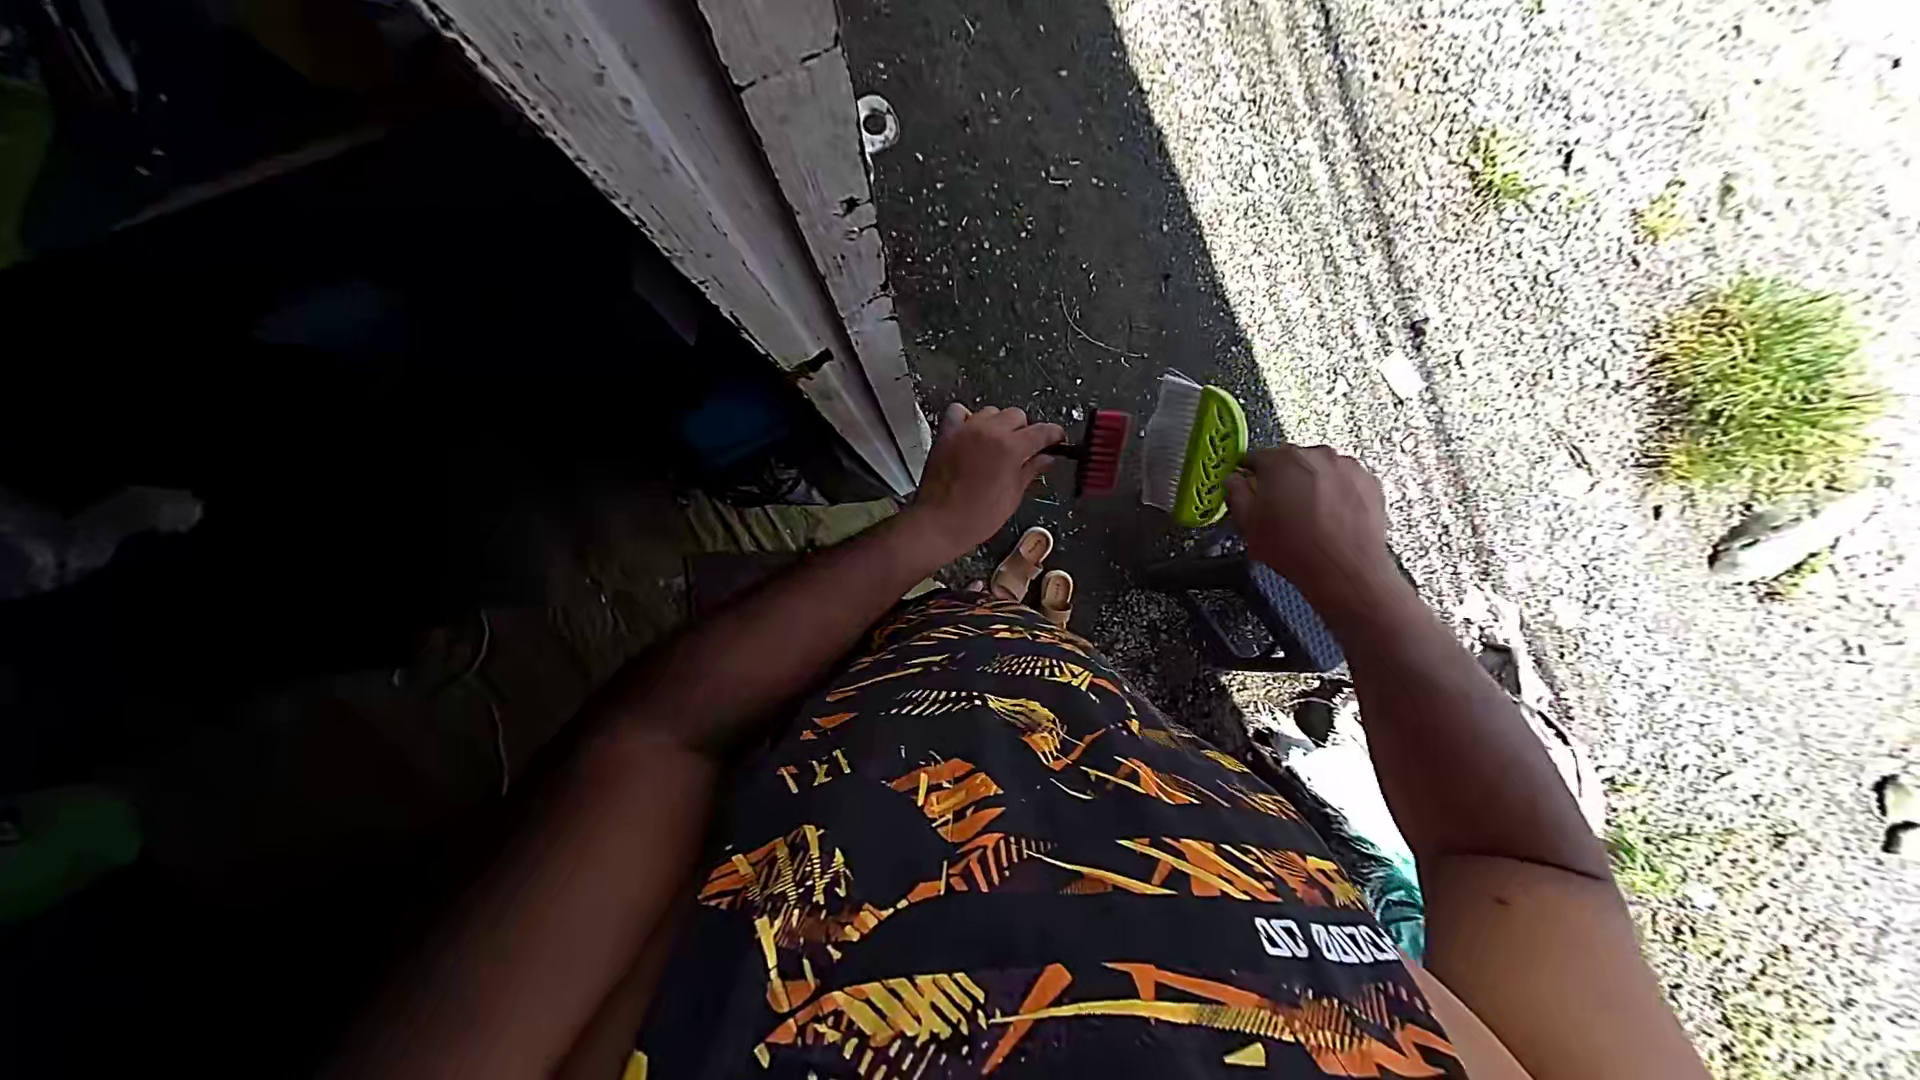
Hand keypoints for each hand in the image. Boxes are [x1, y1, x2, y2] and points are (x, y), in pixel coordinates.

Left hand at [907, 403, 1063, 559]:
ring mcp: (965, 430)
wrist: (939, 523)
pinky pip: (959, 412)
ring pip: (991, 412)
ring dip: (998, 424)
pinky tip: (971, 434)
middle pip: (1016, 415)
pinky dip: (967, 418)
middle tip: (1024, 450)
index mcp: (1011, 448)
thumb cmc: (977, 517)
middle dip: (1024, 430)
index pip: (1041, 431)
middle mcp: (989, 432)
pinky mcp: (946, 434)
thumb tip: (1046, 459)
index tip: (1057, 439)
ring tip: (996, 444)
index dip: (1054, 435)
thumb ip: (1030, 471)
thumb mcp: (1013, 495)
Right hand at [1225, 445, 1398, 613]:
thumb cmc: (1296, 548)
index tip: (1250, 487)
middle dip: (1282, 480)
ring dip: (1311, 485)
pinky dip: (1336, 493)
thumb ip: (1236, 494)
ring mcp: (1346, 467)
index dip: (1251, 474)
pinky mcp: (1369, 482)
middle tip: (1278, 508)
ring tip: (1306, 517)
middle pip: (1290, 460)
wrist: (1344, 569)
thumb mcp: (1247, 523)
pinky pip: (1344, 481)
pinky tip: (1328, 518)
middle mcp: (1315, 456)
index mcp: (1280, 461)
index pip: (1257, 457)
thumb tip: (1235, 483)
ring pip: (1319, 469)